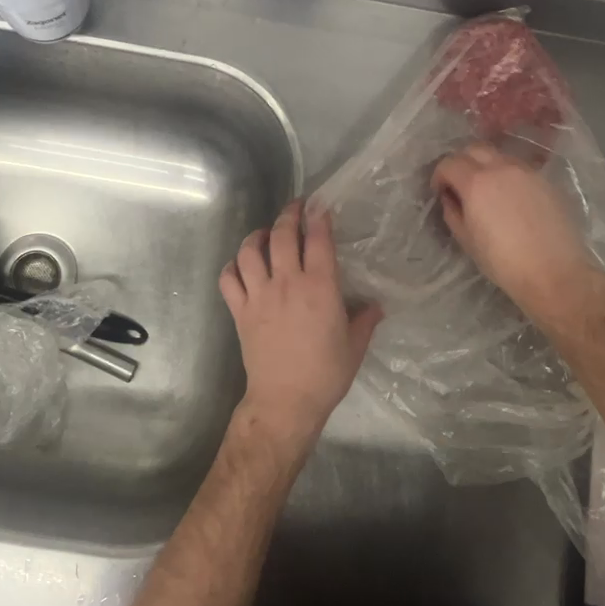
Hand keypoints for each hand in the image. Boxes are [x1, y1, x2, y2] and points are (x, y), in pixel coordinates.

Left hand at [219, 201, 382, 447]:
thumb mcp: (355, 346)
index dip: (318, 216)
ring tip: (265, 233)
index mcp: (319, 287)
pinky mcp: (240, 311)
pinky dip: (232, 266)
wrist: (286, 401)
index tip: (320, 205)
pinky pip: (228, 279)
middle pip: (281, 235)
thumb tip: (375, 305)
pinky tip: (240, 265)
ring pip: (249, 251)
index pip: (318, 238)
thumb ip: (365, 319)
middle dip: (288, 215)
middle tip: (295, 208)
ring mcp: (259, 295)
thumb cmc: (326, 374)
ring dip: (256, 236)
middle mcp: (287, 283)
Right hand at [432, 143, 604, 328]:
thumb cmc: (503, 261)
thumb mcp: (466, 240)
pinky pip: (520, 169)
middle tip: (460, 184)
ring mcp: (527, 172)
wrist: (554, 272)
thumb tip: (450, 198)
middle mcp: (501, 168)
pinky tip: (511, 199)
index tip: (440, 191)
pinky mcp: (546, 182)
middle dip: (461, 162)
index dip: (439, 175)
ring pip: (500, 156)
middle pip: (474, 149)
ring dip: (486, 166)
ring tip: (487, 191)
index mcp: (476, 182)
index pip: (449, 163)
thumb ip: (452, 212)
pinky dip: (508, 176)